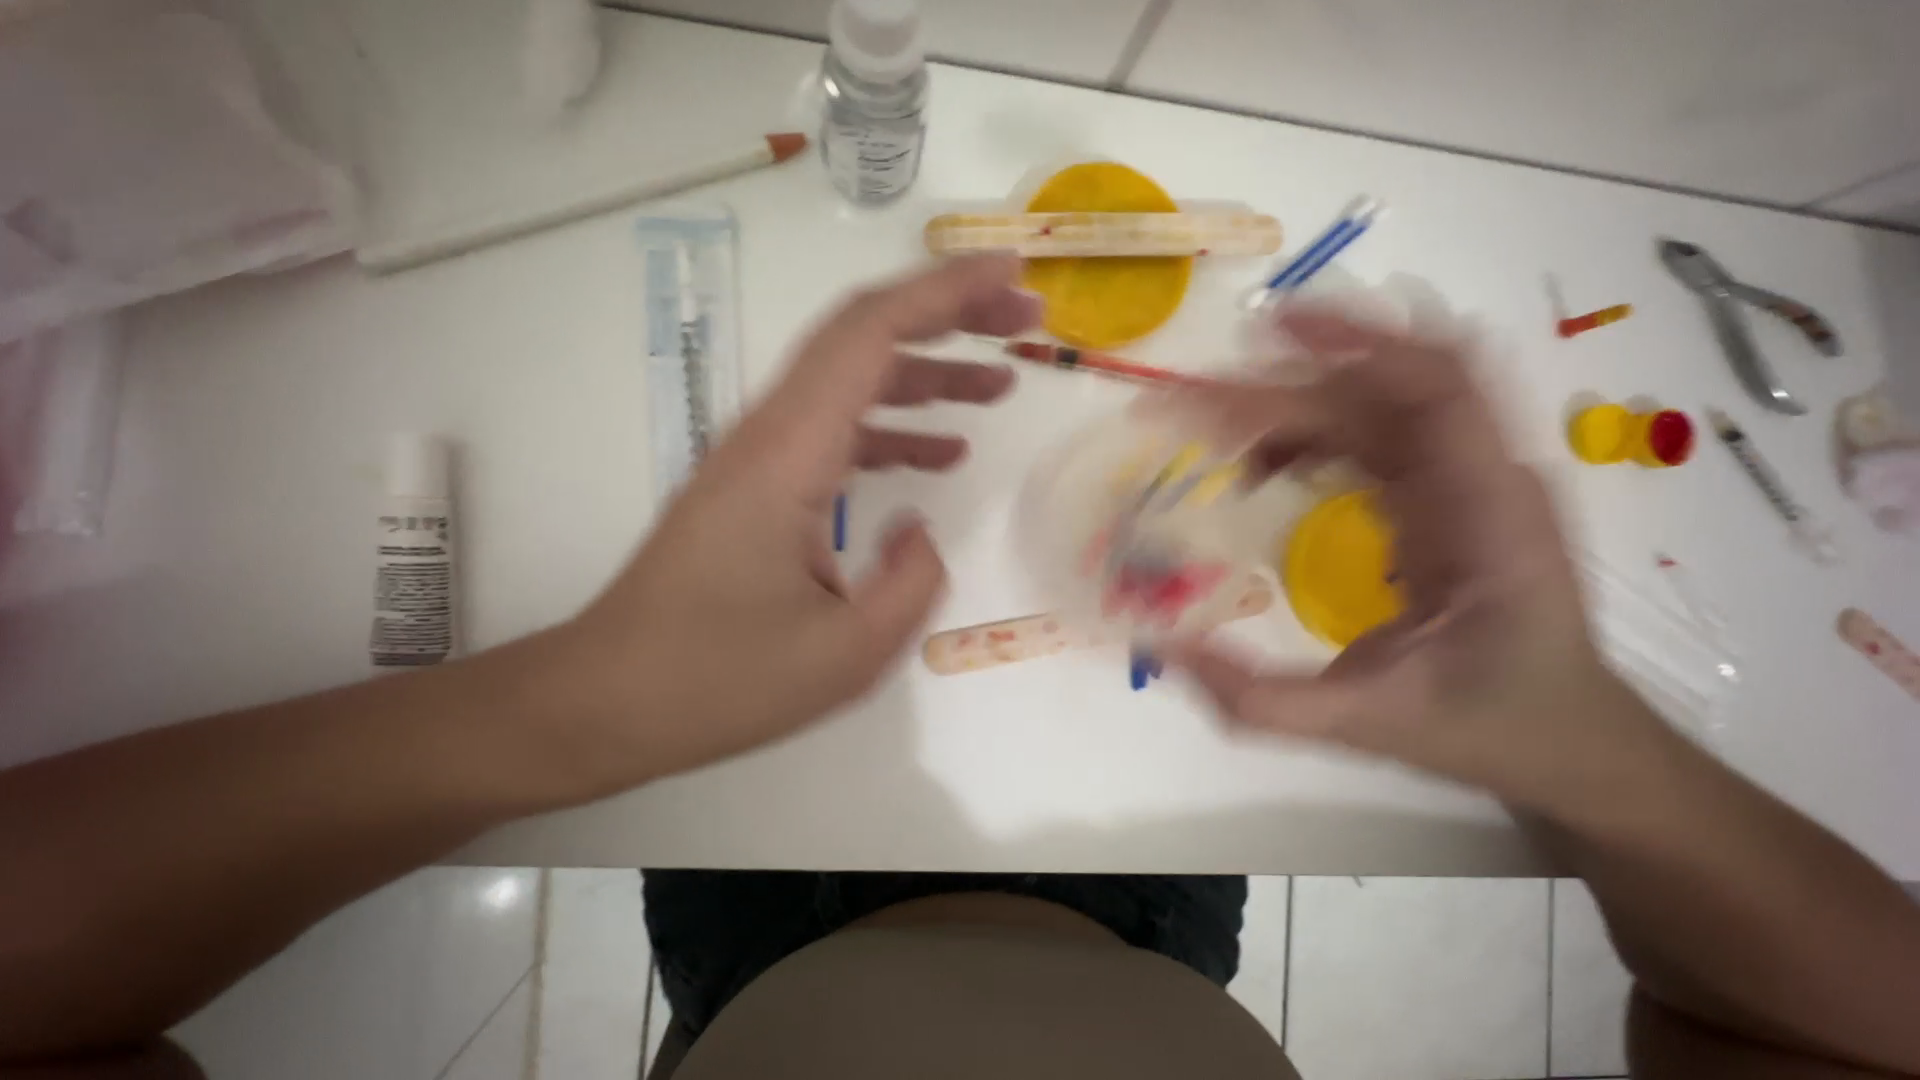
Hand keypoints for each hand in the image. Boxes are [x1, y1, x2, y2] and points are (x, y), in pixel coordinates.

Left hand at [543, 254, 1040, 792]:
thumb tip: (918, 528)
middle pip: (861, 337)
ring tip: (1000, 382)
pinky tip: (939, 454)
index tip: (1014, 272)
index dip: (947, 291)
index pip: (870, 333)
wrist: (606, 700)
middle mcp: (769, 435)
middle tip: (1022, 316)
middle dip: (948, 313)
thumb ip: (910, 581)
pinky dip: (892, 427)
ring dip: (926, 371)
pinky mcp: (755, 487)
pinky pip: (833, 432)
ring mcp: (757, 458)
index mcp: (788, 455)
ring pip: (850, 382)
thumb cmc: (718, 680)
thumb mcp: (846, 653)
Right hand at [1170, 308, 1670, 810]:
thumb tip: (1164, 651)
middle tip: (1193, 405)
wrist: (1574, 743)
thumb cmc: (1490, 728)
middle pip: (1385, 388)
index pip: (1435, 388)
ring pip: (1374, 405)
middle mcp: (1483, 478)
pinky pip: (1373, 436)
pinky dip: (1312, 433)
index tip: (1267, 331)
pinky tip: (1263, 463)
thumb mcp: (1368, 725)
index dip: (1357, 341)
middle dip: (1285, 383)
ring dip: (1294, 402)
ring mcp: (1466, 481)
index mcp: (1488, 515)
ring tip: (1213, 429)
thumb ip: (1263, 700)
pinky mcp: (1443, 495)